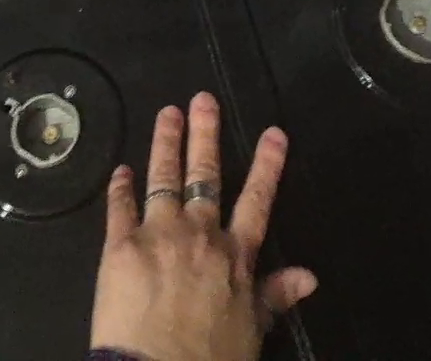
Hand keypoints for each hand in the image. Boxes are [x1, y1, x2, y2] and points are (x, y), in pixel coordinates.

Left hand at [89, 92, 317, 360]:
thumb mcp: (252, 332)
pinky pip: (120, 206)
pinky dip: (120, 187)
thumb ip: (275, 296)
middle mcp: (198, 234)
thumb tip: (310, 276)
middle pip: (204, 176)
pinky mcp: (120, 245)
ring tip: (167, 113)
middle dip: (205, 135)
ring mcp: (158, 234)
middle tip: (203, 99)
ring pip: (163, 177)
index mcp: (234, 256)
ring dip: (165, 143)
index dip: (266, 166)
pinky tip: (120, 170)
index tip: (273, 132)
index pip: (256, 202)